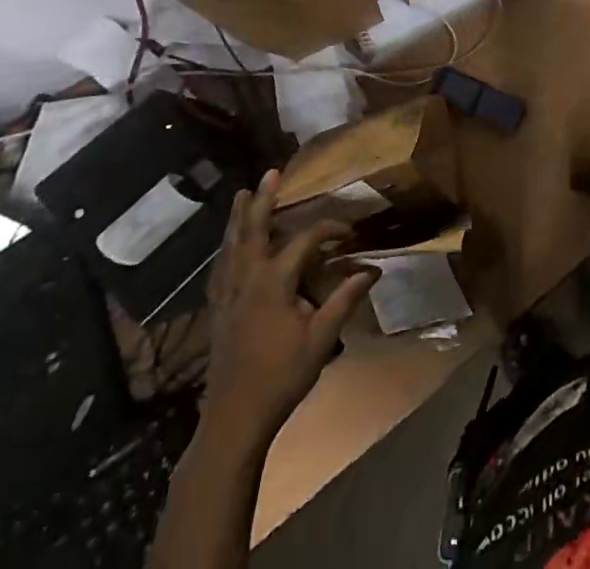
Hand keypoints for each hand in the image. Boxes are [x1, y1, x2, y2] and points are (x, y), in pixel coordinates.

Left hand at [202, 170, 378, 438]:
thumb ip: (345, 299)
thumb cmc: (283, 375)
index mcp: (272, 283)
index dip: (328, 230)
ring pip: (231, 246)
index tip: (349, 232)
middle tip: (270, 174)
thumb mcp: (322, 337)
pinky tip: (228, 247)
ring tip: (242, 195)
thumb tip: (373, 270)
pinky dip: (226, 248)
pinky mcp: (217, 309)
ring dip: (238, 218)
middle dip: (263, 200)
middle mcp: (245, 279)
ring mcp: (227, 294)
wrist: (235, 415)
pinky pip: (220, 267)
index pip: (303, 241)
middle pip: (253, 230)